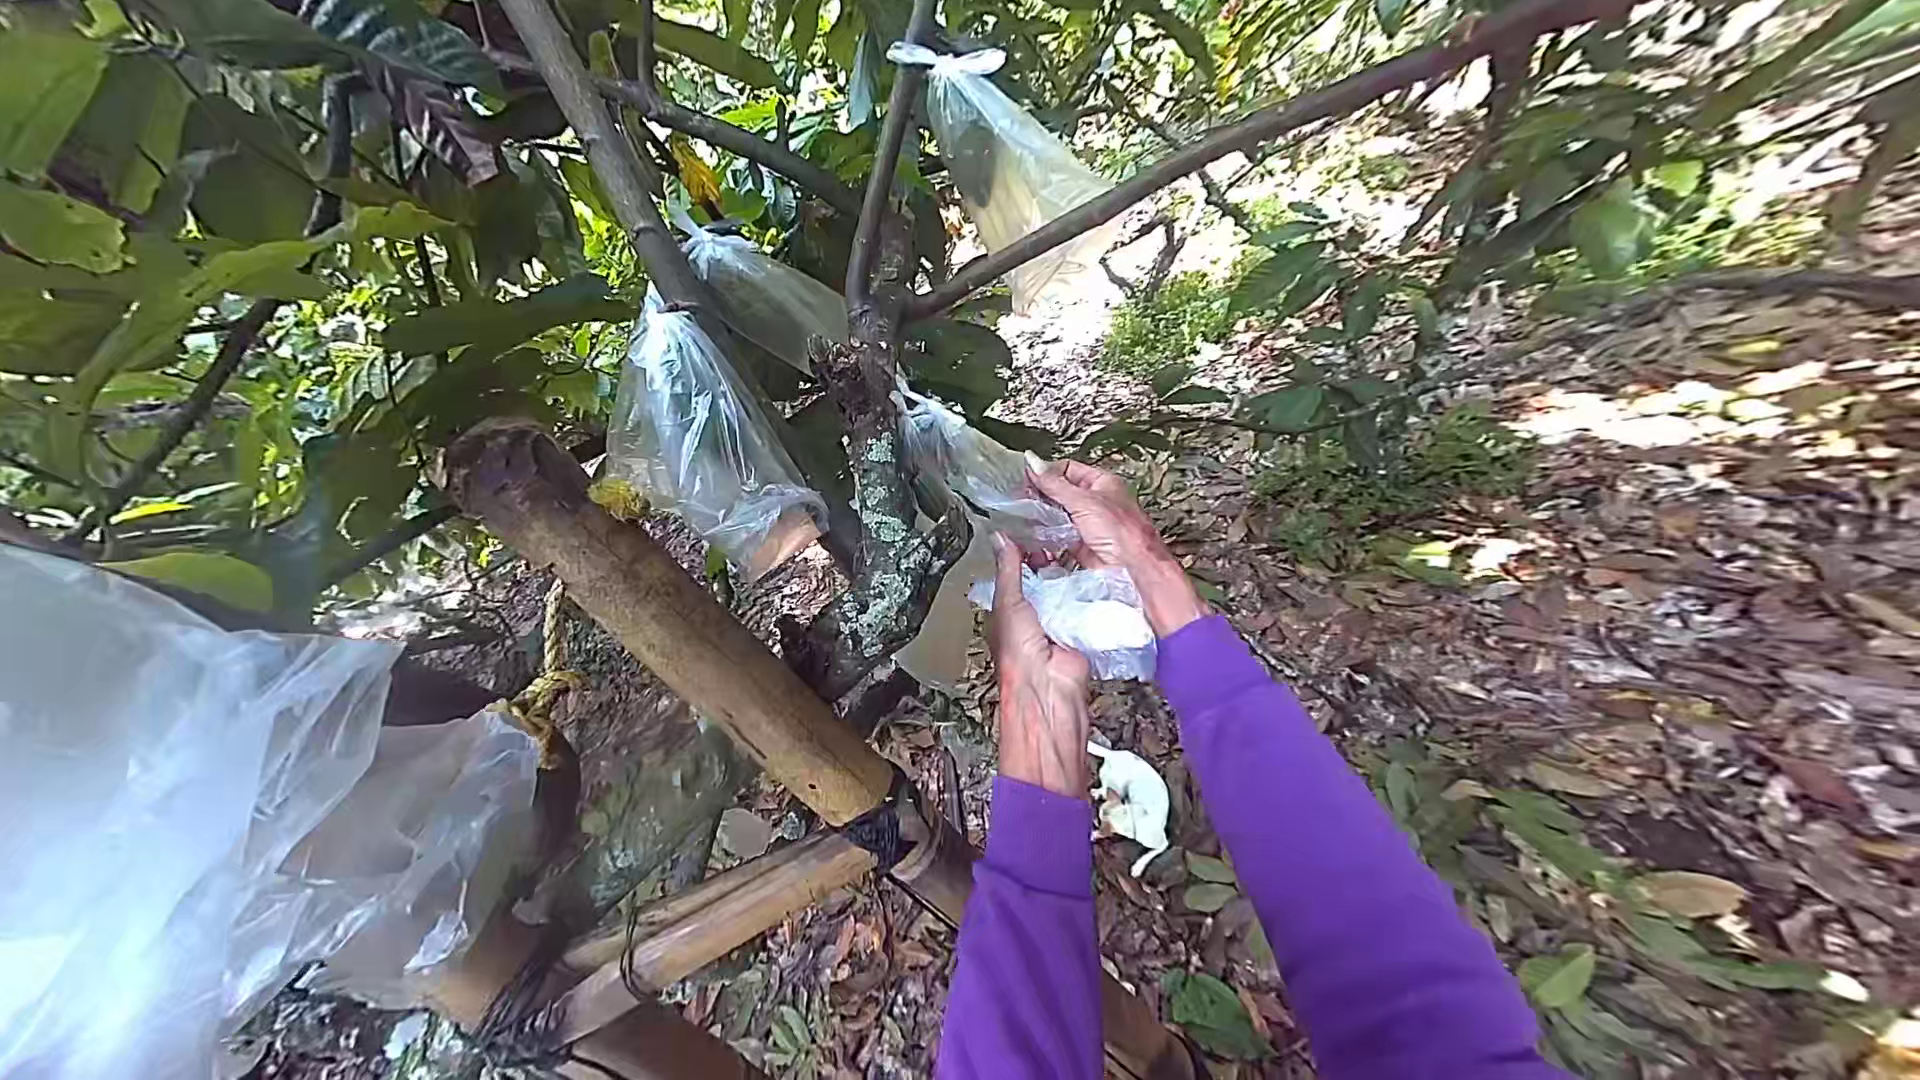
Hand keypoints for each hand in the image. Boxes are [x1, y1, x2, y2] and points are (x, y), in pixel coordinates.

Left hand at [987, 531, 1091, 797]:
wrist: (1050, 690)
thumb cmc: (1019, 655)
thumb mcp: (1010, 602)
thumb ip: (1009, 571)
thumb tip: (1001, 538)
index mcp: (1009, 610)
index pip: (1016, 574)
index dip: (1024, 553)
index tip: (1037, 528)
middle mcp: (1033, 615)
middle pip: (1044, 580)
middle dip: (1052, 561)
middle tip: (1063, 533)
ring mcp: (1058, 622)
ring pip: (1066, 590)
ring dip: (1072, 576)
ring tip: (1080, 546)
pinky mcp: (1081, 630)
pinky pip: (1086, 606)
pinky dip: (1090, 594)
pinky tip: (1095, 573)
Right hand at [1026, 459, 1207, 636]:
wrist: (1132, 570)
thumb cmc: (1122, 533)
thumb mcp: (1083, 501)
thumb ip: (1054, 483)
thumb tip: (1033, 462)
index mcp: (1101, 483)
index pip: (1067, 470)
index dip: (1047, 473)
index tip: (1026, 479)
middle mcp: (1095, 503)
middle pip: (1059, 493)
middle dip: (1041, 497)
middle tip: (1022, 500)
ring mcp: (1087, 525)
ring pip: (1056, 516)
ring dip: (1042, 518)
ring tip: (1024, 518)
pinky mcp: (1080, 546)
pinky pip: (1057, 537)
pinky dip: (1045, 537)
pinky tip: (1034, 537)